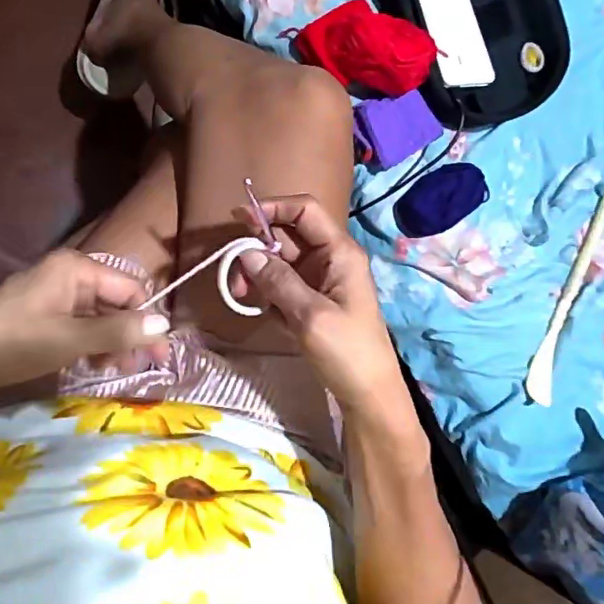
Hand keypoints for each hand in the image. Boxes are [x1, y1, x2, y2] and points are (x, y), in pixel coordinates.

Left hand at [0, 249, 169, 396]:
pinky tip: (86, 364)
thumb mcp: (69, 340)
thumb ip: (117, 331)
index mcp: (76, 268)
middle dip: (127, 333)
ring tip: (108, 370)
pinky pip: (76, 324)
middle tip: (133, 369)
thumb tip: (164, 324)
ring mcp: (51, 293)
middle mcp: (67, 273)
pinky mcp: (39, 313)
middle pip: (114, 301)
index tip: (159, 357)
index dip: (148, 321)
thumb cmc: (12, 343)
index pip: (130, 288)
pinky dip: (87, 343)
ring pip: (96, 315)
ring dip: (109, 341)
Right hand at [229, 194, 407, 413]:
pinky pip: (281, 285)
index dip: (273, 207)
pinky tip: (264, 312)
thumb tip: (246, 253)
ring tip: (244, 297)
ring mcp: (320, 281)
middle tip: (236, 275)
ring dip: (257, 274)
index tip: (239, 217)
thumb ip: (278, 280)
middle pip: (286, 237)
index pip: (305, 211)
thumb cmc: (347, 351)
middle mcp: (329, 260)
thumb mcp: (310, 315)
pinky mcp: (311, 302)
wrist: (368, 395)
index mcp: (339, 252)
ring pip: (279, 262)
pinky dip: (267, 293)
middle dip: (257, 250)